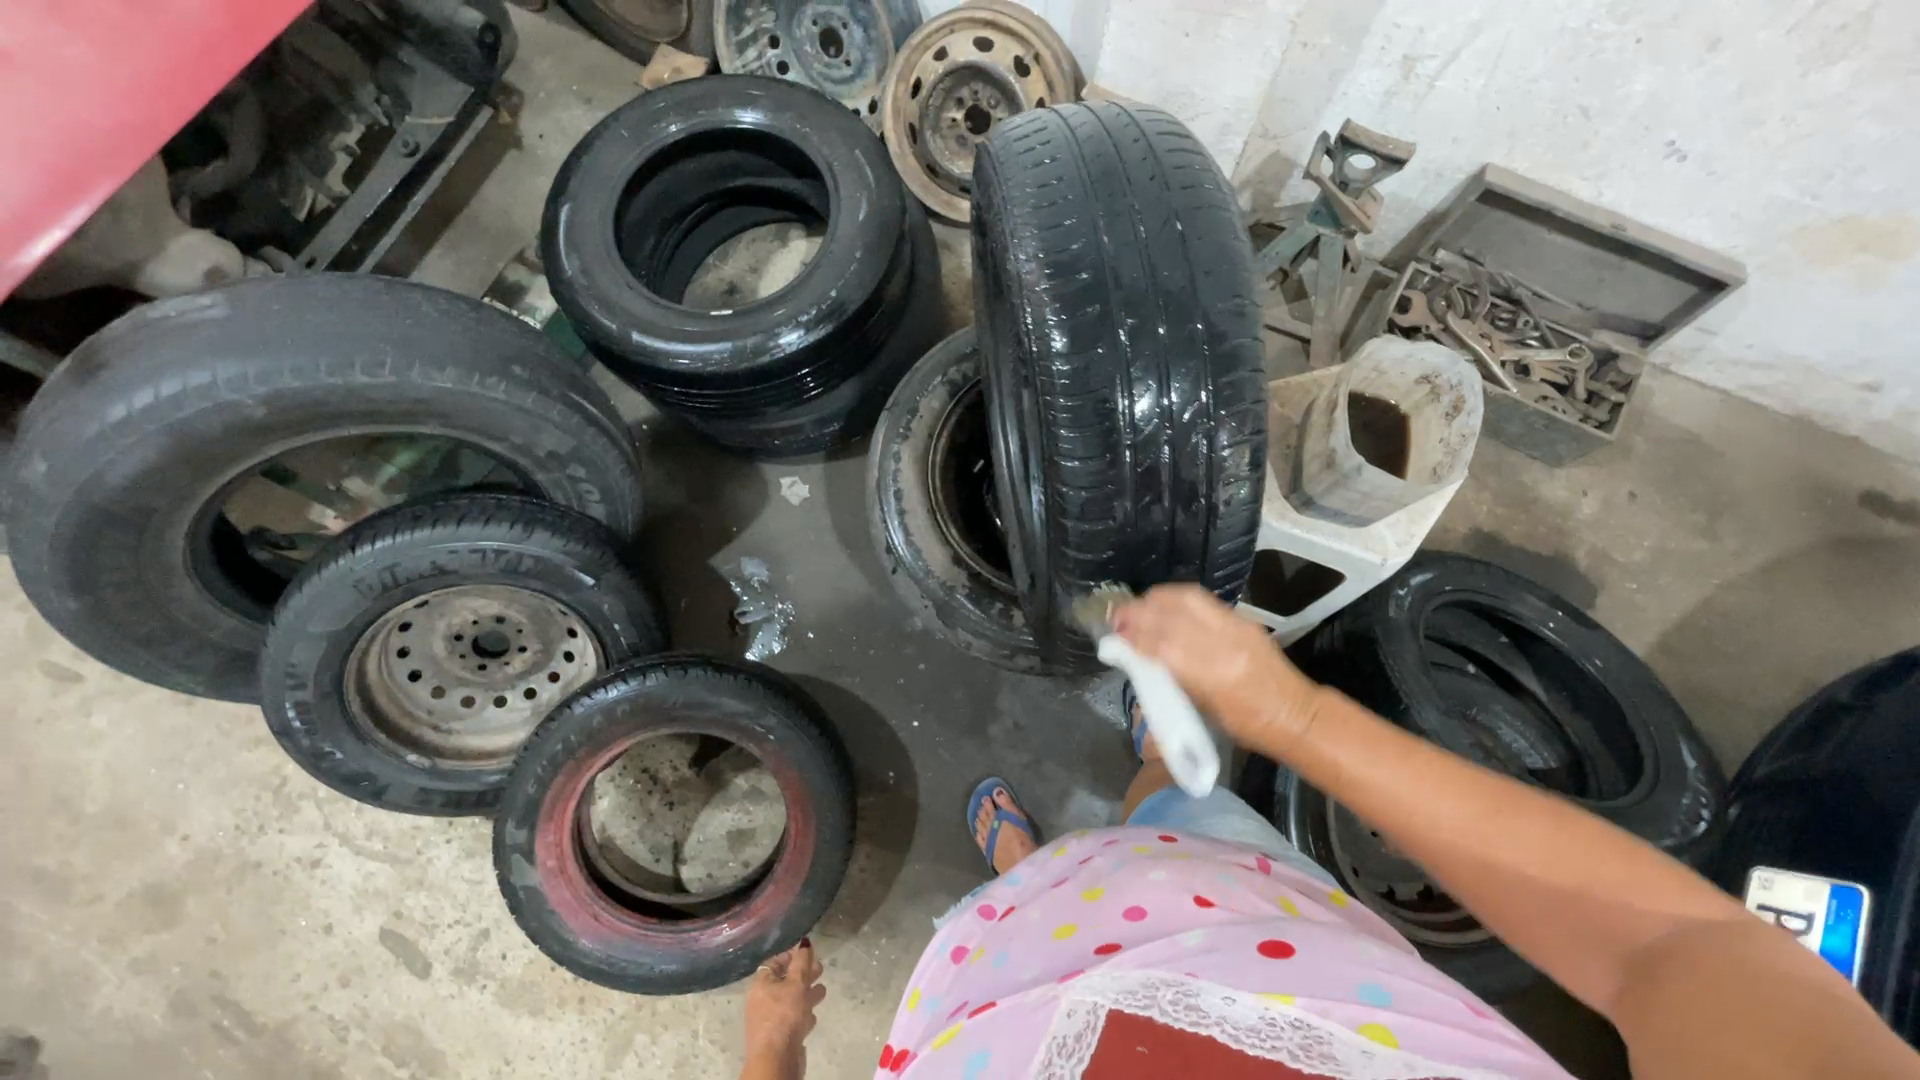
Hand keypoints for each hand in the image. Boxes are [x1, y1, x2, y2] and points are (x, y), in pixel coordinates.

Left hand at [743, 940, 825, 1077]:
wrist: (776, 1060)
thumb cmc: (784, 1016)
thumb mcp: (796, 984)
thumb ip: (802, 962)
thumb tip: (805, 941)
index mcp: (761, 985)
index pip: (774, 963)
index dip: (791, 956)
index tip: (808, 953)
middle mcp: (761, 1001)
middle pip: (784, 982)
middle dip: (803, 975)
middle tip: (820, 969)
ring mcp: (768, 1021)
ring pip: (789, 1002)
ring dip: (806, 994)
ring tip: (822, 990)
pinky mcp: (777, 1038)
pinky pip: (790, 1020)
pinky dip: (802, 1014)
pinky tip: (813, 1016)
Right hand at [1112, 584, 1324, 752]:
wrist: (1296, 715)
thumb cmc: (1247, 727)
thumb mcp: (1203, 709)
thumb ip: (1172, 678)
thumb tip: (1139, 657)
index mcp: (1214, 676)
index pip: (1163, 645)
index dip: (1133, 636)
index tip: (1112, 633)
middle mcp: (1224, 644)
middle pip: (1171, 615)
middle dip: (1138, 611)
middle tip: (1116, 615)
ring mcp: (1236, 627)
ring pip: (1186, 599)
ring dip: (1156, 599)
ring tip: (1137, 607)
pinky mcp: (1242, 620)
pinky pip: (1202, 600)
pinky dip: (1176, 599)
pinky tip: (1163, 605)